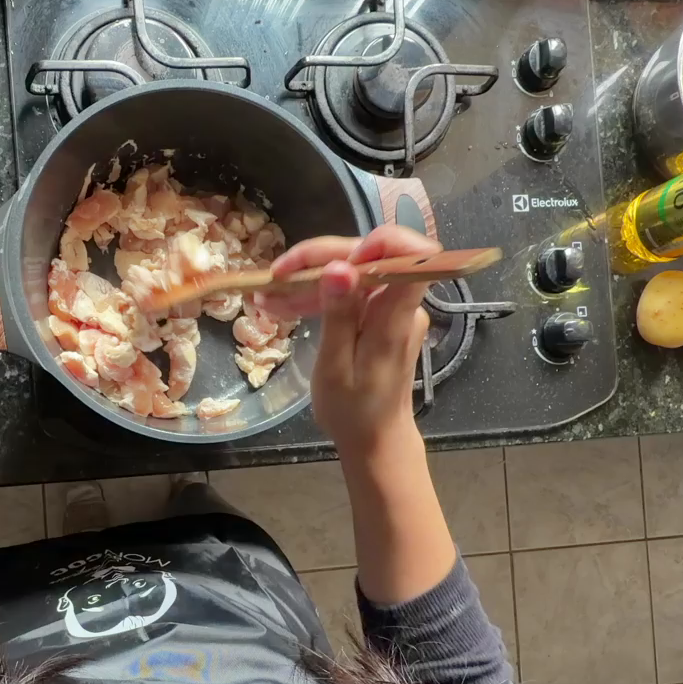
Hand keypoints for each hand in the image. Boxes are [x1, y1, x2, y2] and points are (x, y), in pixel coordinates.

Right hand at [268, 226, 439, 458]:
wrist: (375, 440)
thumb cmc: (354, 412)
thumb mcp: (336, 368)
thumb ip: (339, 316)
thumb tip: (340, 268)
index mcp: (396, 317)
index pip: (414, 257)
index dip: (381, 243)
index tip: (336, 258)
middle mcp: (399, 305)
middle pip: (368, 258)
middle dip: (320, 259)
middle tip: (275, 276)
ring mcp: (388, 310)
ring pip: (352, 274)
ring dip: (309, 279)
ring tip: (268, 295)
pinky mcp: (377, 317)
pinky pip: (349, 294)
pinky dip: (317, 297)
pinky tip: (282, 306)